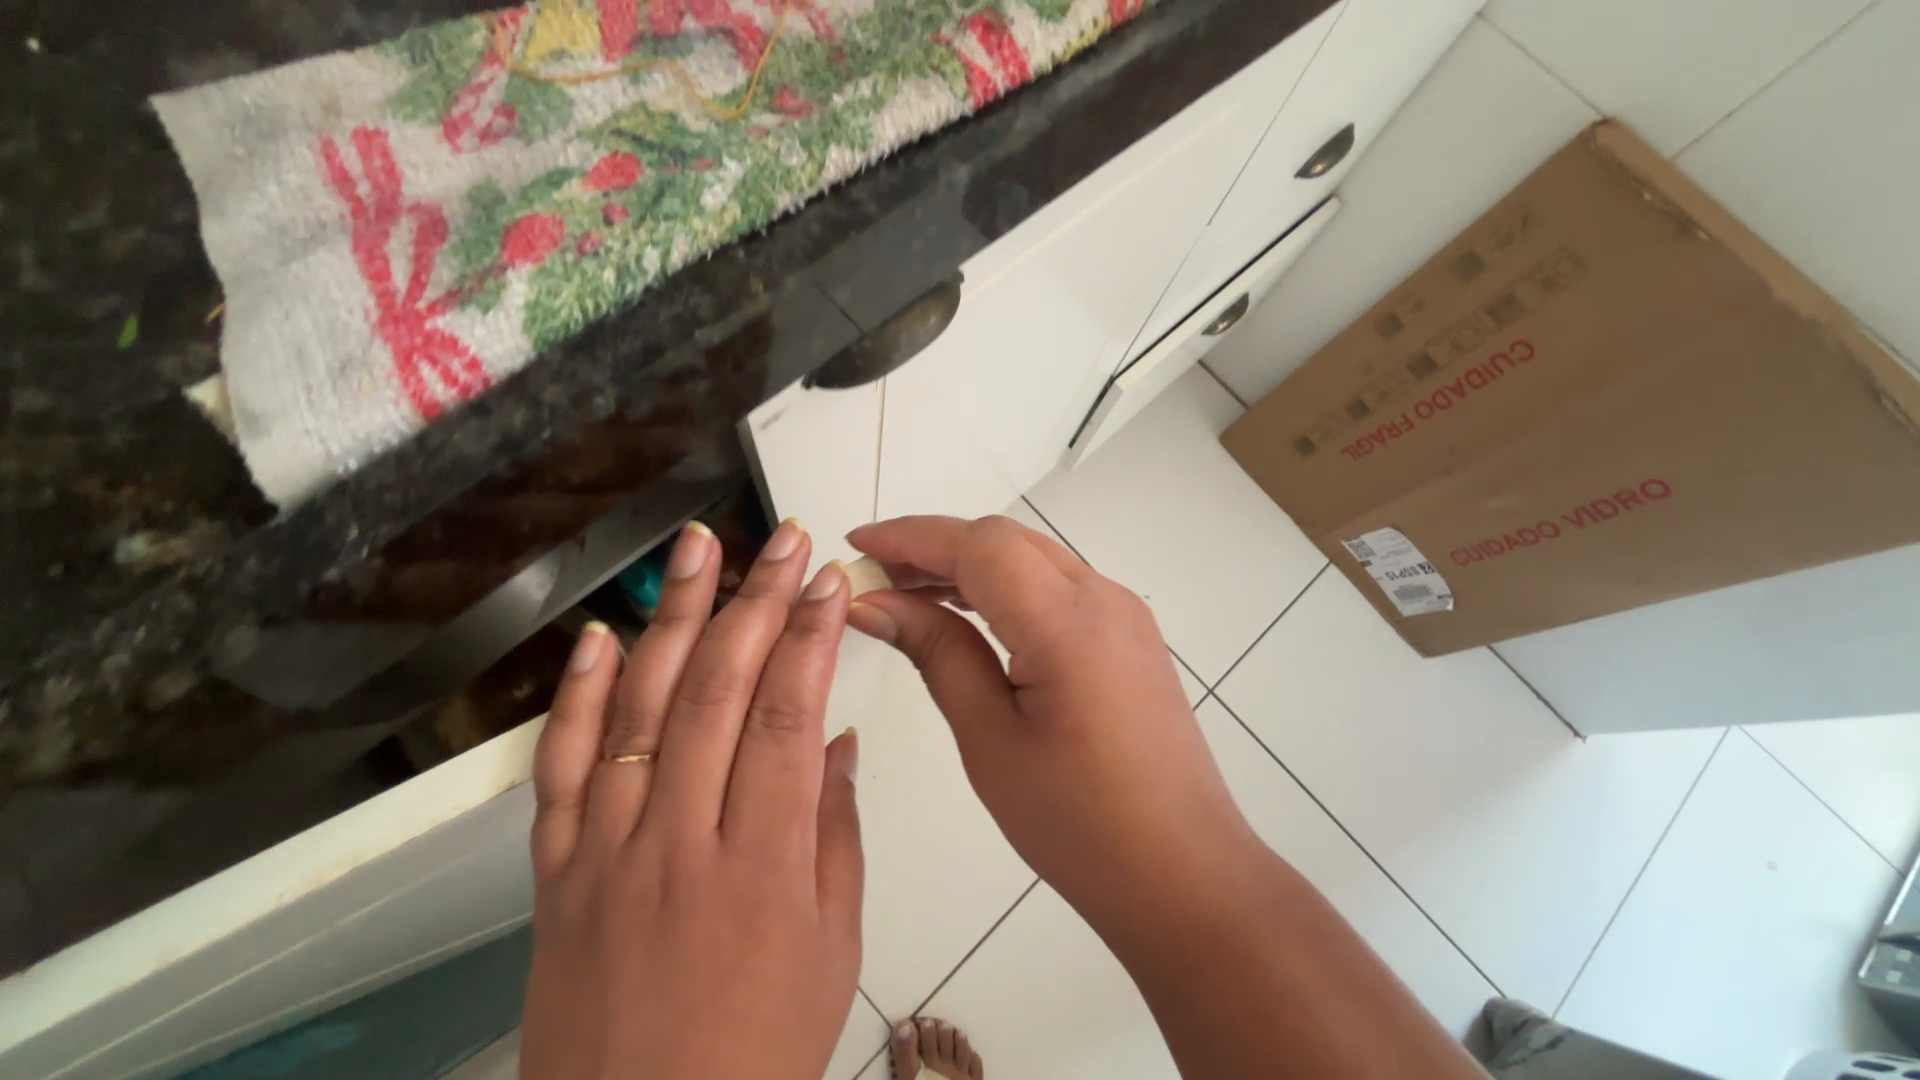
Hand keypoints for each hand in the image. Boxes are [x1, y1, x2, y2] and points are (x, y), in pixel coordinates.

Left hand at [520, 520, 862, 1079]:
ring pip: (640, 709)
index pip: (790, 716)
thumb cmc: (760, 1048)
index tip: (827, 582)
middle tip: (781, 540)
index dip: (810, 637)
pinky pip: (558, 770)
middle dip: (756, 601)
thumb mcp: (833, 947)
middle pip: (720, 691)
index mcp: (764, 862)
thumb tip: (834, 743)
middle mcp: (681, 839)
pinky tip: (598, 638)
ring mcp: (608, 850)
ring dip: (673, 619)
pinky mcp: (556, 873)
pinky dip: (574, 697)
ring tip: (697, 549)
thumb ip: (835, 834)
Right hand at [844, 515, 1261, 934]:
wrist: (1180, 871)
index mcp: (1068, 624)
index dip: (911, 537)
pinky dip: (1007, 586)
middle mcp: (1104, 599)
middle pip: (1006, 541)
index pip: (978, 545)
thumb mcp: (990, 739)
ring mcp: (1125, 615)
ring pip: (1033, 557)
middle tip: (875, 577)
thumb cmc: (1077, 823)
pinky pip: (1058, 586)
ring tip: (909, 593)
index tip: (856, 546)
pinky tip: (970, 615)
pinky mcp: (1130, 636)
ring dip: (970, 564)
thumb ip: (937, 653)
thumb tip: (875, 602)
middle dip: (935, 547)